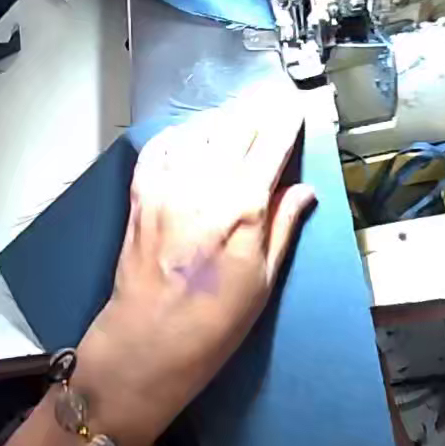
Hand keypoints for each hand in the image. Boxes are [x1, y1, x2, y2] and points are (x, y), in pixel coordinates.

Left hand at [73, 91, 317, 445]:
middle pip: (235, 129)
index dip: (285, 121)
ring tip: (234, 121)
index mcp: (243, 209)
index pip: (270, 146)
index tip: (293, 106)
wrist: (148, 343)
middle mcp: (205, 187)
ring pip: (199, 131)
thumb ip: (282, 226)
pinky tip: (190, 137)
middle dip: (255, 111)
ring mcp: (168, 186)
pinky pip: (159, 147)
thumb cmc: (215, 323)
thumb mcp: (263, 280)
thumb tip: (303, 191)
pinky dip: (178, 135)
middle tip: (268, 102)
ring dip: (220, 121)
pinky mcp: (140, 193)